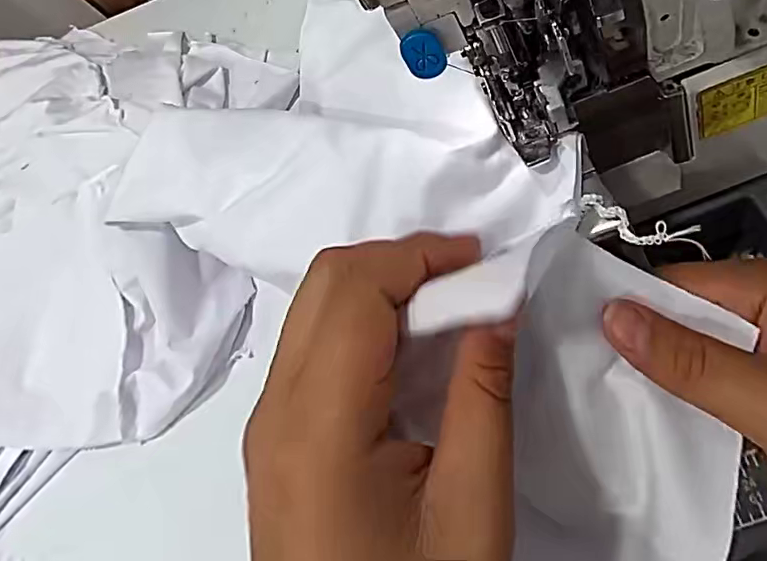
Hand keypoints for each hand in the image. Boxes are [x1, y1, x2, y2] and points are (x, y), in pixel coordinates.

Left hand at [245, 234, 516, 560]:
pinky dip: (365, 314)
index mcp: (316, 426)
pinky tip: (411, 341)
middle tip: (464, 277)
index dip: (420, 255)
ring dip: (383, 282)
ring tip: (447, 303)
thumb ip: (484, 393)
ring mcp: (268, 420)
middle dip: (399, 258)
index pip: (357, 289)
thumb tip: (498, 306)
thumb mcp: (469, 510)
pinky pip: (316, 338)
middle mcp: (275, 411)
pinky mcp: (277, 432)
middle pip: (328, 280)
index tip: (479, 260)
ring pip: (318, 301)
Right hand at [601, 258, 766, 560]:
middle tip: (578, 366)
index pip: (667, 283)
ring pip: (682, 353)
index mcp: (764, 290)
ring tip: (598, 391)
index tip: (574, 331)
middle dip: (632, 340)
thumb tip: (617, 314)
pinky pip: (701, 388)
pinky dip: (674, 400)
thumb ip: (696, 361)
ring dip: (649, 372)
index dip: (622, 306)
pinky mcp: (759, 401)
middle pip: (671, 315)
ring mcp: (758, 361)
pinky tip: (644, 416)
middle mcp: (757, 316)